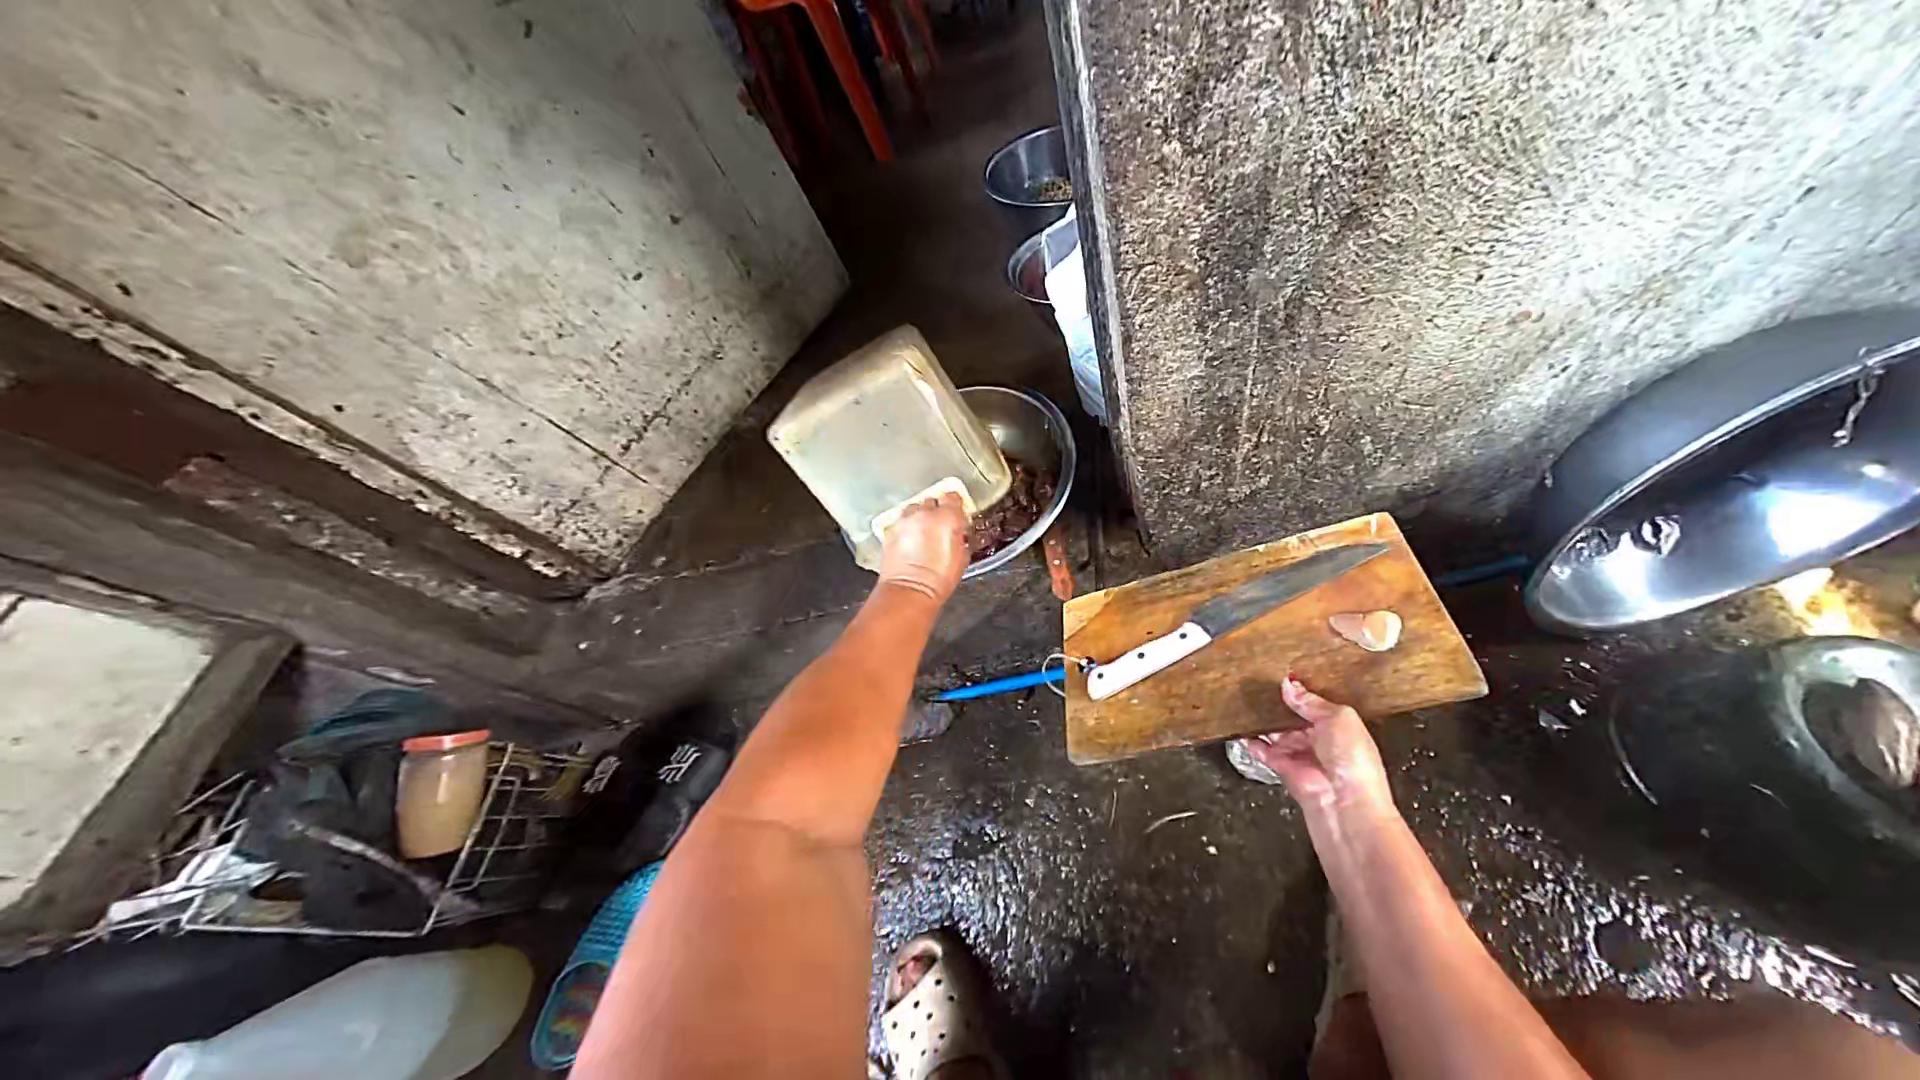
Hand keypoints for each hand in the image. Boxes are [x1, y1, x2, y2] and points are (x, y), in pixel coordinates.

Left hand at [877, 492, 968, 602]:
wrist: (910, 591)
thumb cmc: (939, 579)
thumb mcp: (962, 557)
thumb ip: (959, 537)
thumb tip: (957, 532)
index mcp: (947, 517)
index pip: (952, 496)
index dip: (954, 504)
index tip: (955, 511)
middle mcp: (925, 513)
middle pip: (931, 502)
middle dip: (935, 511)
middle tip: (938, 526)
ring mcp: (905, 520)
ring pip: (913, 509)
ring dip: (918, 517)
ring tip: (921, 532)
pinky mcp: (890, 530)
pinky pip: (900, 522)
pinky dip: (905, 528)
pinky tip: (908, 541)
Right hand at [1238, 676, 1393, 817]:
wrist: (1345, 802)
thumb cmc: (1354, 761)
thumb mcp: (1338, 718)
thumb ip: (1310, 701)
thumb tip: (1289, 685)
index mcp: (1339, 726)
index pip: (1315, 703)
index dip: (1300, 690)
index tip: (1282, 674)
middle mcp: (1319, 740)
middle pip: (1292, 717)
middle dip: (1278, 704)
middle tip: (1259, 684)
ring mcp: (1299, 754)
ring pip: (1275, 731)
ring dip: (1263, 720)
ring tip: (1246, 700)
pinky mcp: (1282, 766)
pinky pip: (1262, 750)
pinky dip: (1251, 741)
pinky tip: (1241, 728)